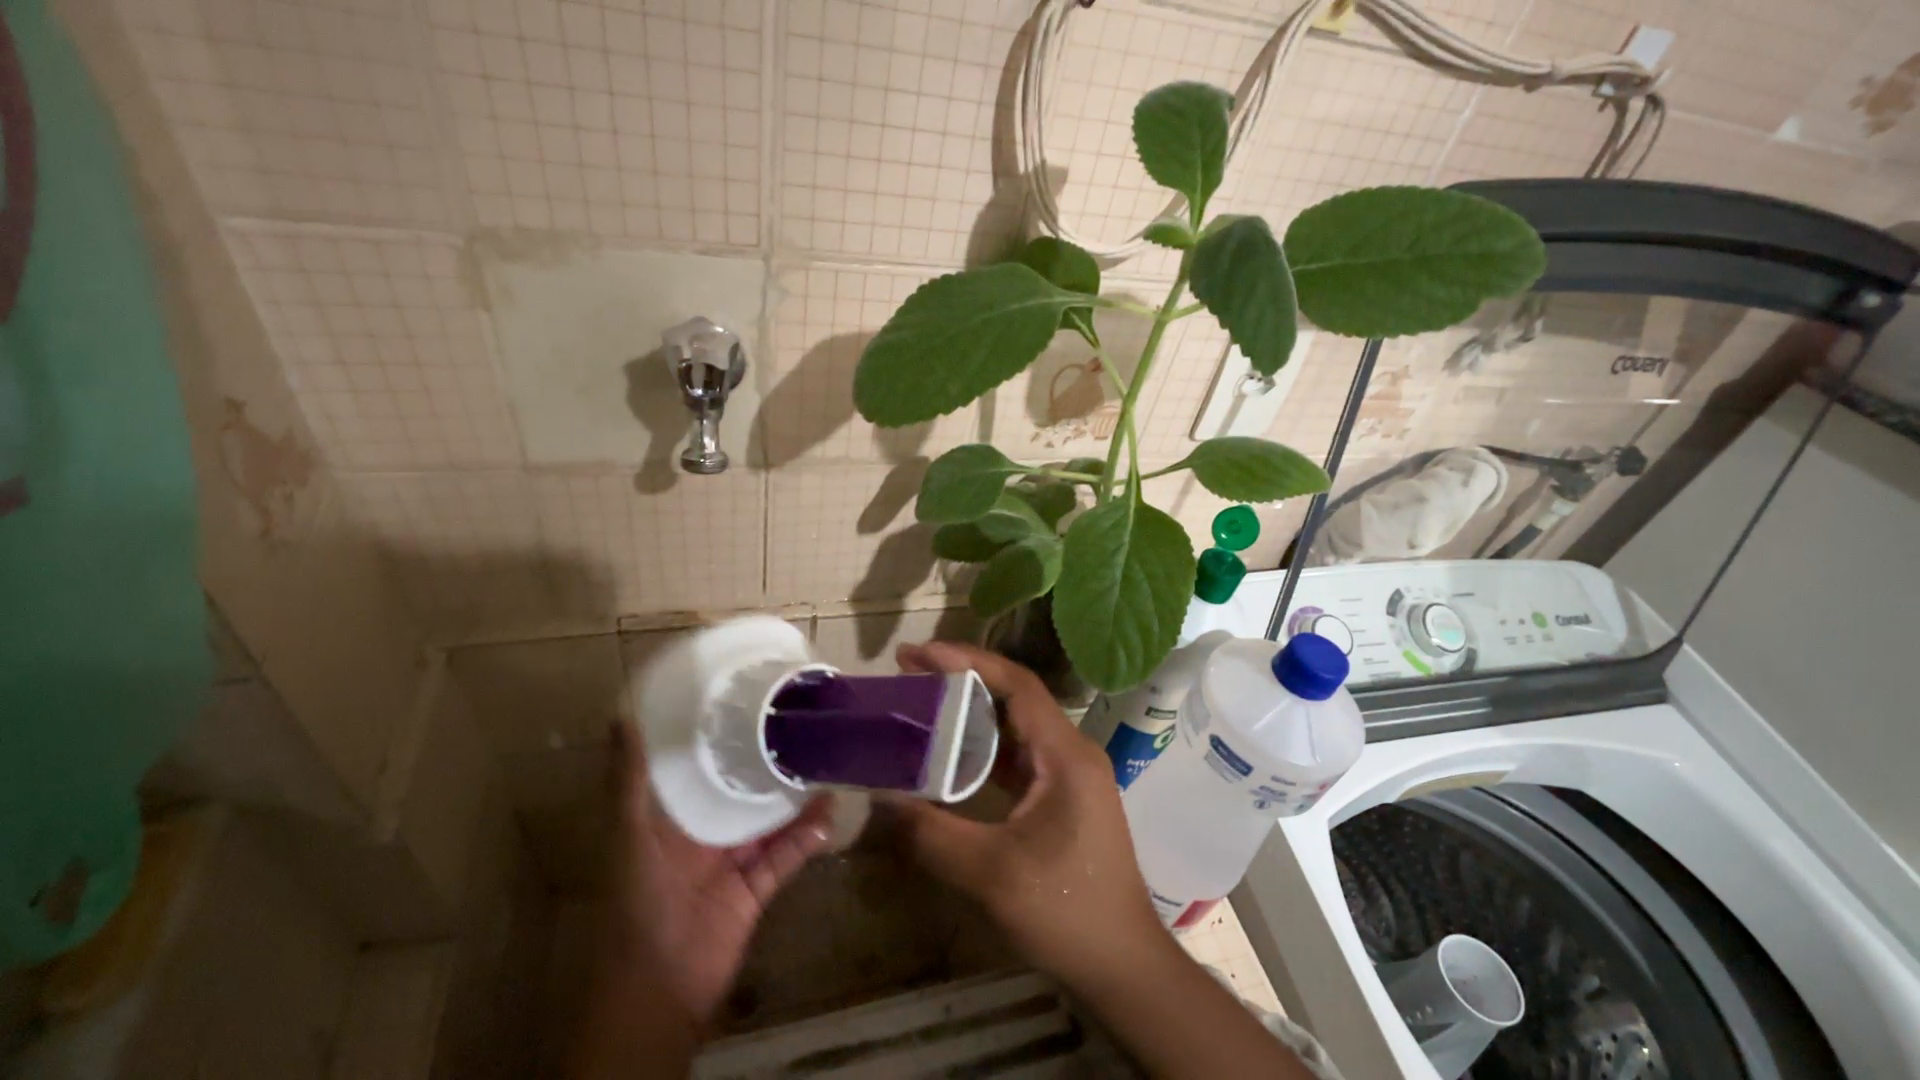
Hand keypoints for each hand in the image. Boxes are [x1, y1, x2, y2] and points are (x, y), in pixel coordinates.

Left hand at [602, 723, 832, 1028]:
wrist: (658, 988)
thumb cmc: (636, 903)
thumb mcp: (628, 836)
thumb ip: (628, 783)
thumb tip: (622, 718)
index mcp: (663, 820)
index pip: (689, 770)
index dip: (710, 739)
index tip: (738, 700)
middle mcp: (696, 836)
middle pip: (735, 793)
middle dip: (761, 765)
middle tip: (797, 727)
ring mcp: (728, 863)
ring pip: (765, 823)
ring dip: (792, 800)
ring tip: (822, 764)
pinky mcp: (753, 890)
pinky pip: (782, 858)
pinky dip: (804, 839)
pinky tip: (827, 815)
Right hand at [881, 642, 1164, 984]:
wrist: (1121, 965)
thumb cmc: (1064, 912)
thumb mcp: (988, 873)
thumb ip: (929, 832)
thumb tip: (877, 798)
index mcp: (1066, 756)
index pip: (1017, 685)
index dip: (967, 661)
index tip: (917, 654)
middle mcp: (1072, 755)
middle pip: (1016, 698)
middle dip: (962, 680)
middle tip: (908, 673)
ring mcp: (1071, 779)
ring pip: (1016, 729)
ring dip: (971, 714)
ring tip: (920, 705)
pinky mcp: (1063, 802)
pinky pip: (1018, 759)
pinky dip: (982, 751)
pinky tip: (948, 758)